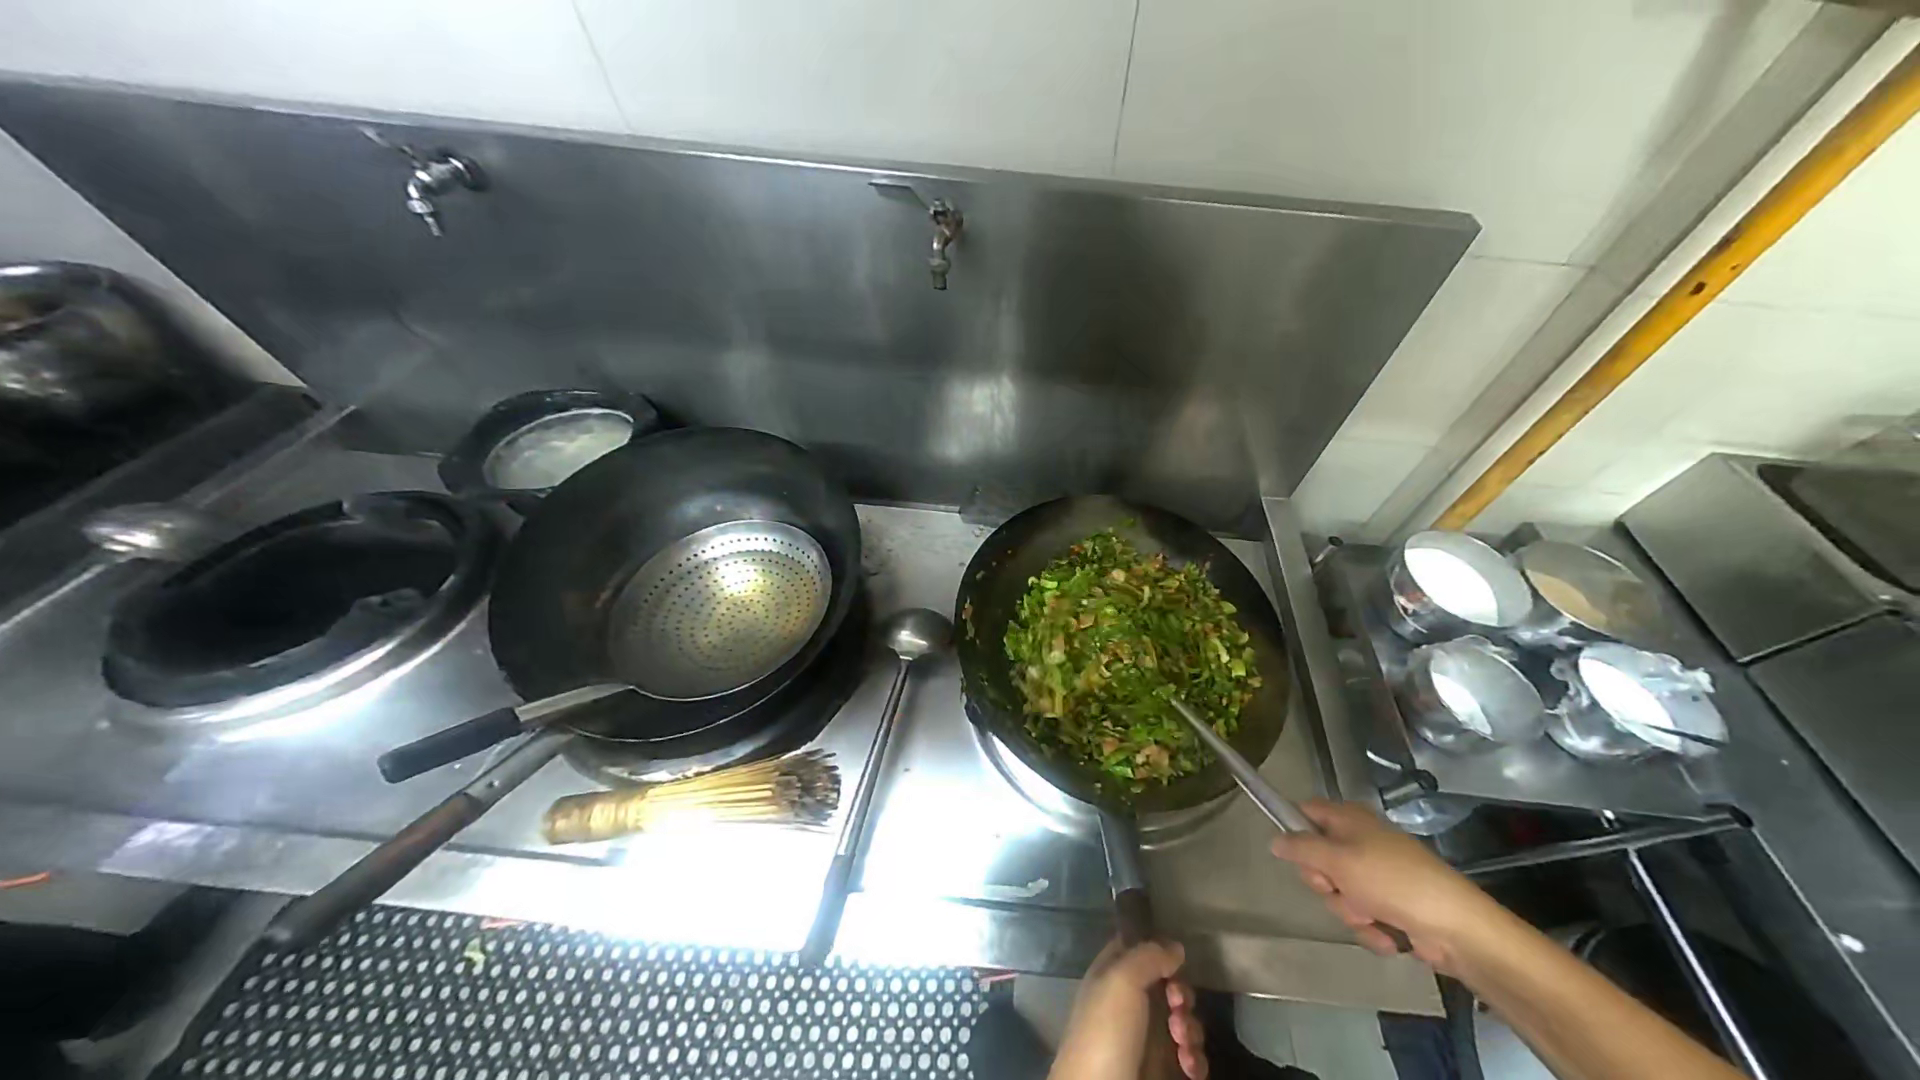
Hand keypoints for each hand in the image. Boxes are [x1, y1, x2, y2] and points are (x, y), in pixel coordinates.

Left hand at [1049, 938, 1206, 1079]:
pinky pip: (1191, 1058)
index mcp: (1111, 976)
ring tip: (1181, 1043)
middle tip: (1177, 1004)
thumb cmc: (1105, 1032)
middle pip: (1168, 987)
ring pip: (1183, 1022)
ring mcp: (1147, 1040)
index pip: (1137, 950)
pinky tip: (1188, 1065)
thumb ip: (1148, 956)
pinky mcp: (1163, 1071)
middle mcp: (1129, 1004)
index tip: (1175, 958)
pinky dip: (1195, 1060)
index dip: (1158, 950)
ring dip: (1190, 1029)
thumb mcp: (1120, 980)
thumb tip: (1175, 947)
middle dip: (1182, 994)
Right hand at [1270, 799, 1496, 972]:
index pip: (1305, 812)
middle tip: (1336, 887)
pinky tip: (1386, 934)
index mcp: (1349, 820)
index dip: (1294, 830)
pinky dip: (1370, 928)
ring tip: (1371, 916)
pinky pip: (1361, 915)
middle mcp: (1361, 842)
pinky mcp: (1390, 906)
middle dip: (1325, 882)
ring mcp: (1377, 875)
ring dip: (1349, 910)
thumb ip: (1300, 848)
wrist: (1455, 927)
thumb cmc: (1392, 881)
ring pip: (1338, 892)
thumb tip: (1274, 839)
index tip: (1293, 855)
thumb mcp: (1337, 860)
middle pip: (1317, 858)